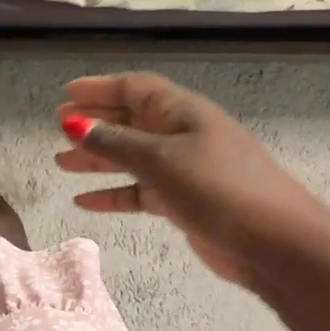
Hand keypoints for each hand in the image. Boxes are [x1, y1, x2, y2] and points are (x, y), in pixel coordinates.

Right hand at [55, 73, 329, 287]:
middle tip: (56, 127)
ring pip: (131, 157)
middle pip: (130, 121)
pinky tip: (84, 202)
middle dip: (94, 122)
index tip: (66, 93)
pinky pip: (139, 191)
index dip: (100, 88)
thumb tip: (72, 122)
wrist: (273, 241)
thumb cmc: (218, 188)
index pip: (135, 89)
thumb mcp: (160, 160)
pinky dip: (113, 193)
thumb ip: (113, 142)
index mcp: (182, 113)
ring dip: (97, 158)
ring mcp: (184, 169)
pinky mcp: (183, 201)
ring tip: (62, 163)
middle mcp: (182, 135)